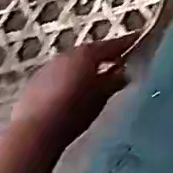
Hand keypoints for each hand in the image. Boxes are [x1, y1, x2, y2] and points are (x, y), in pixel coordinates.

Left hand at [9, 37, 130, 143]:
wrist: (33, 133)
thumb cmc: (73, 112)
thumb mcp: (101, 98)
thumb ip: (114, 81)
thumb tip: (124, 73)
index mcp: (86, 54)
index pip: (113, 44)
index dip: (128, 43)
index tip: (139, 39)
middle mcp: (66, 54)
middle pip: (91, 51)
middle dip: (105, 56)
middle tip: (119, 63)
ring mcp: (48, 67)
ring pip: (73, 62)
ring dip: (85, 68)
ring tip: (97, 79)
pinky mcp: (34, 82)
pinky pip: (59, 74)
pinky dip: (69, 78)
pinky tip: (73, 92)